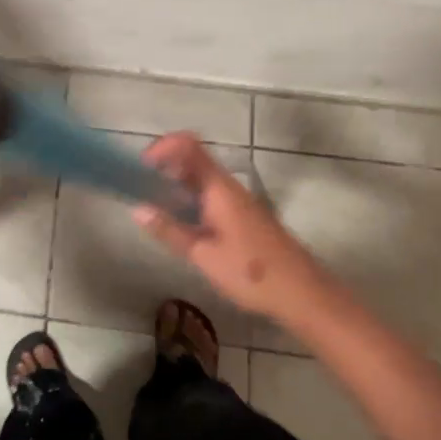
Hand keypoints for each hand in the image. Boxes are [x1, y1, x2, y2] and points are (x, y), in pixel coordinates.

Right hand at [134, 132, 313, 317]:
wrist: (303, 293)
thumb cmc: (251, 273)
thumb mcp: (203, 255)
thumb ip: (170, 231)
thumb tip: (137, 209)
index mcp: (219, 188)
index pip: (188, 146)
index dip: (163, 146)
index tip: (142, 167)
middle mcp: (229, 187)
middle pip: (193, 159)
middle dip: (164, 168)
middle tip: (141, 190)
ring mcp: (238, 201)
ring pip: (201, 179)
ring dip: (176, 186)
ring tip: (156, 209)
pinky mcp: (244, 216)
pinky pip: (211, 195)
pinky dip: (190, 200)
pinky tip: (182, 226)